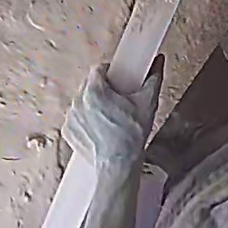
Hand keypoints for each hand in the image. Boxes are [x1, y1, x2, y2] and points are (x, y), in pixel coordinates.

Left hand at [62, 61, 162, 176]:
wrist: (117, 165)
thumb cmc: (131, 135)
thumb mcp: (147, 103)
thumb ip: (153, 78)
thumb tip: (159, 61)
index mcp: (94, 90)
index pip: (98, 69)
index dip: (110, 72)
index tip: (119, 80)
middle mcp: (78, 101)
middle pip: (89, 85)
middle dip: (102, 89)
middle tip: (118, 100)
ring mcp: (71, 117)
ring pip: (82, 101)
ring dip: (93, 104)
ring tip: (110, 117)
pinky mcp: (68, 131)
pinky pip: (78, 118)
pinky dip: (87, 120)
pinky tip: (101, 129)